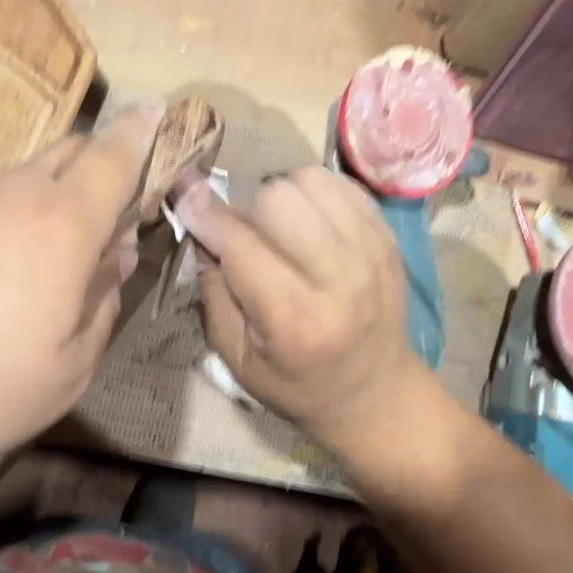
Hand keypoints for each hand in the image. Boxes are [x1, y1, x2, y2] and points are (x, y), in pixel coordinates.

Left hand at [0, 100, 164, 501]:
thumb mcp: (61, 375)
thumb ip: (101, 308)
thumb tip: (112, 261)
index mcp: (61, 224)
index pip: (116, 156)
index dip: (145, 130)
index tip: (161, 108)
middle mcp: (11, 191)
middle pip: (70, 152)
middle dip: (100, 166)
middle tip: (105, 217)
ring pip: (20, 181)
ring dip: (43, 205)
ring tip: (27, 271)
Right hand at [173, 167, 429, 448]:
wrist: (375, 392)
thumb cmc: (297, 382)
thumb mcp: (237, 356)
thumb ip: (213, 289)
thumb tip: (197, 221)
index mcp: (295, 318)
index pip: (241, 243)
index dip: (205, 213)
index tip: (184, 194)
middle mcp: (339, 278)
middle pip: (278, 197)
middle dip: (249, 207)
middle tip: (248, 231)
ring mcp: (371, 251)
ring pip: (310, 180)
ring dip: (283, 193)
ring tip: (280, 224)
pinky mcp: (388, 235)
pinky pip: (341, 183)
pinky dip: (316, 192)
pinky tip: (311, 219)